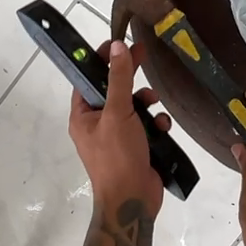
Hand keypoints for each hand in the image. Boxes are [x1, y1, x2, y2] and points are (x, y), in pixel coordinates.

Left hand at [69, 40, 171, 213]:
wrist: (132, 201)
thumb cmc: (117, 156)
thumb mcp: (118, 113)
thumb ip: (119, 79)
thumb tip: (117, 46)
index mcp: (83, 116)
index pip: (88, 80)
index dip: (101, 61)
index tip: (117, 44)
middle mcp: (97, 124)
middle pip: (113, 90)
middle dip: (130, 78)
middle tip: (144, 55)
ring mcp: (117, 137)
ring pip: (133, 106)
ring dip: (146, 102)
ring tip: (155, 103)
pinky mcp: (137, 147)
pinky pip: (146, 124)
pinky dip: (156, 122)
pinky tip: (162, 128)